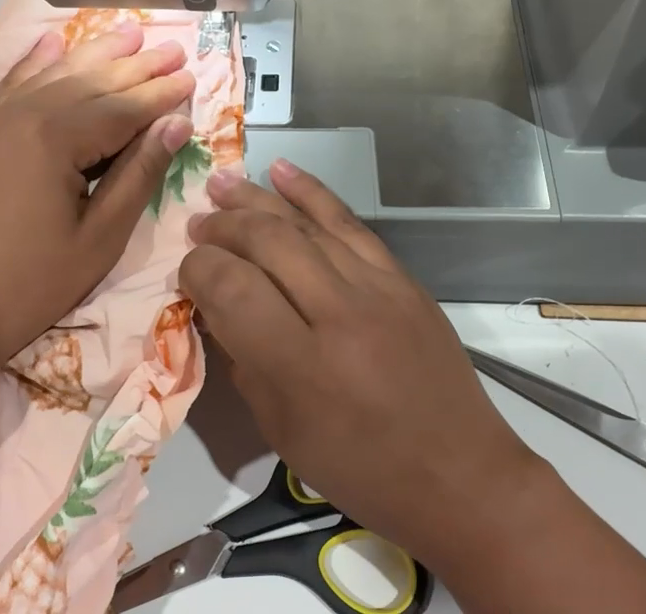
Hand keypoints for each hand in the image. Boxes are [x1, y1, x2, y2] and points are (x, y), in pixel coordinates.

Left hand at [0, 22, 195, 366]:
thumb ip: (139, 173)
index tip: (193, 75)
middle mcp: (24, 115)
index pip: (123, 107)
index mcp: (57, 138)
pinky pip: (12, 86)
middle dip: (136, 66)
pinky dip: (36, 64)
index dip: (161, 93)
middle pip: (92, 82)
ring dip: (95, 55)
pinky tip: (53, 44)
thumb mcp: (100, 236)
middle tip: (174, 47)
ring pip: (55, 76)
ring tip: (129, 32)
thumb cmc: (30, 284)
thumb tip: (177, 124)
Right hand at [180, 160, 546, 571]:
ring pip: (306, 225)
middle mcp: (340, 314)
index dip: (199, 269)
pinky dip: (313, 193)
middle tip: (198, 224)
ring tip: (222, 184)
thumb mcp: (283, 430)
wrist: (459, 472)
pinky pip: (350, 223)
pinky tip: (282, 172)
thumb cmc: (361, 468)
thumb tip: (215, 303)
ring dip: (258, 200)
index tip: (187, 269)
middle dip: (223, 228)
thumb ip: (244, 360)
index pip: (233, 289)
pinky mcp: (402, 278)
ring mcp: (378, 289)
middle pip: (268, 243)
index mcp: (302, 367)